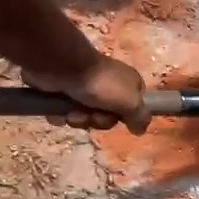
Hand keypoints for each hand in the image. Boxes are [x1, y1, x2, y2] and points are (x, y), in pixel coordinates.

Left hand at [24, 55, 150, 132]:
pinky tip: (58, 114)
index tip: (120, 118)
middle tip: (93, 116)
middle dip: (100, 120)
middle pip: (109, 115)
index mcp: (129, 84)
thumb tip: (140, 130)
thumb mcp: (131, 103)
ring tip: (72, 114)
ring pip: (86, 115)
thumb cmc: (103, 84)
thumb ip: (140, 118)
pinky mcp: (62, 92)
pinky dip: (61, 116)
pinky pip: (65, 112)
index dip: (127, 116)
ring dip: (80, 119)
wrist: (62, 68)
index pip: (135, 106)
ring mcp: (85, 89)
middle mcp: (109, 86)